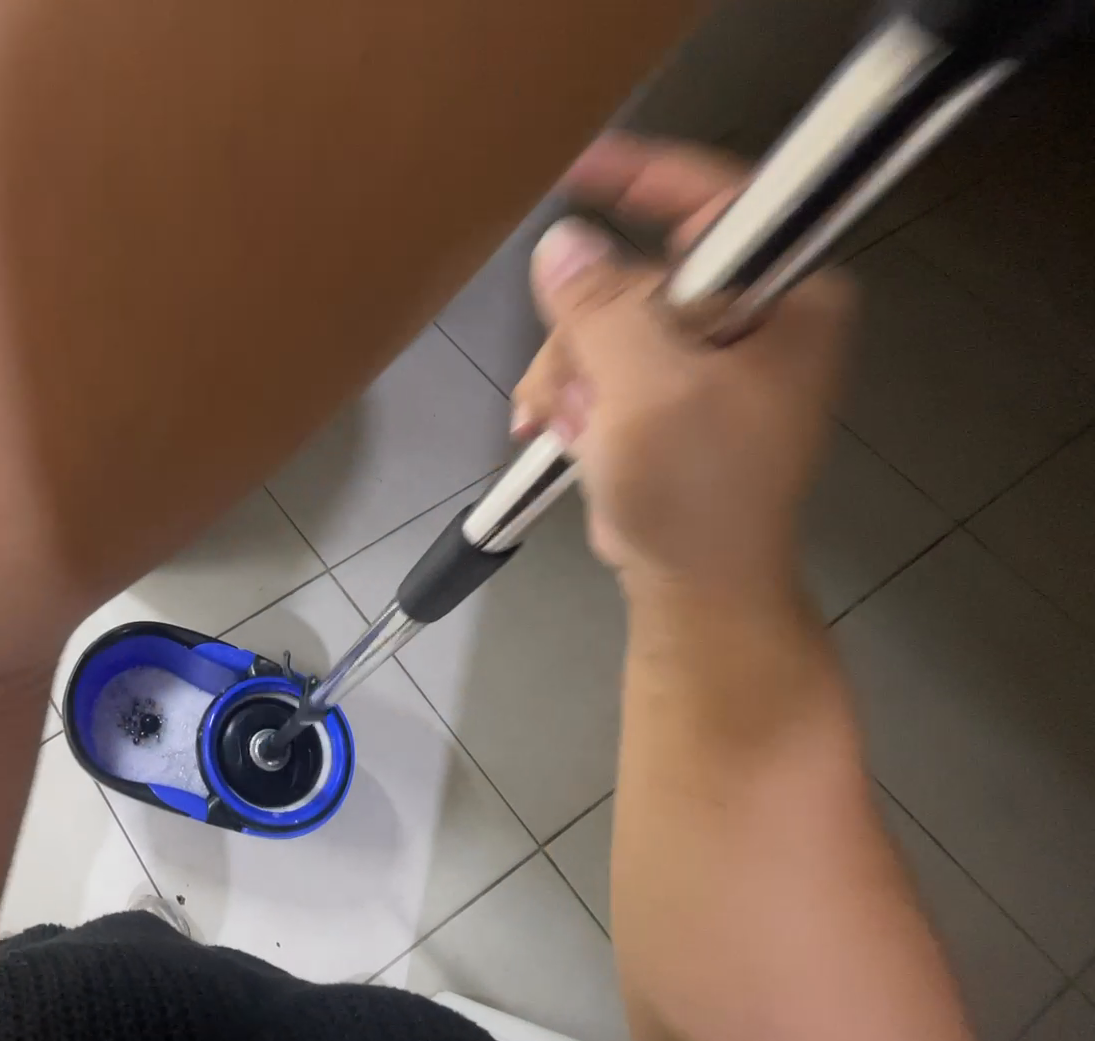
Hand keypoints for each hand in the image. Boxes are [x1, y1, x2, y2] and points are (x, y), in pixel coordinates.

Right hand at [511, 136, 853, 599]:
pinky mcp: (665, 390)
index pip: (716, 207)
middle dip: (579, 339)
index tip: (579, 168)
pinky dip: (564, 395)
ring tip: (563, 429)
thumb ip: (603, 312)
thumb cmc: (692, 488)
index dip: (647, 181)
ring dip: (563, 377)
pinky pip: (592, 364)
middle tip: (567, 396)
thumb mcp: (647, 393)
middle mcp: (746, 317)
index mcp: (780, 300)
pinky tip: (558, 432)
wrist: (690, 575)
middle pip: (629, 283)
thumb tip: (558, 244)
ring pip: (597, 328)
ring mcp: (702, 356)